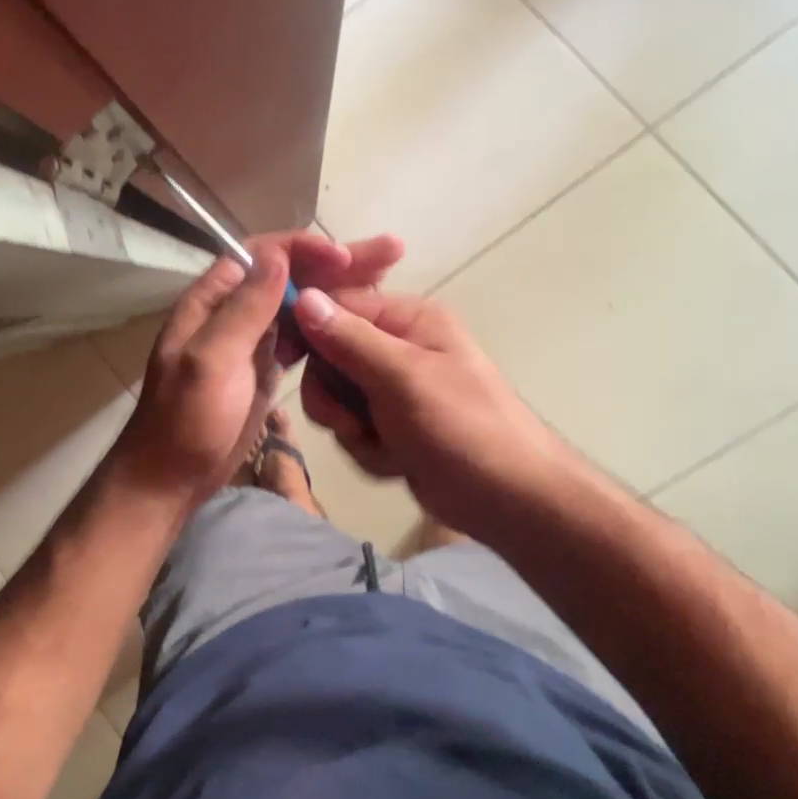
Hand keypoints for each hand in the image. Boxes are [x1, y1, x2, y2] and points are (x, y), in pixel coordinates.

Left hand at [107, 232, 402, 508]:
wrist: (172, 477)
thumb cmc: (185, 420)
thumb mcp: (211, 361)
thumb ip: (243, 310)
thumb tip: (277, 256)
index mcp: (209, 303)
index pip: (260, 255)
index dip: (303, 249)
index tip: (345, 257)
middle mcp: (230, 313)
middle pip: (287, 274)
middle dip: (335, 262)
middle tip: (391, 252)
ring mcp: (249, 341)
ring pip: (298, 303)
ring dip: (339, 289)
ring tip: (388, 278)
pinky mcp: (264, 368)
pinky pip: (300, 337)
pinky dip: (329, 326)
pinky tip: (362, 325)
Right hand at [292, 285, 599, 539]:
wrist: (510, 501)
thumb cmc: (464, 429)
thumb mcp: (402, 378)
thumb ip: (349, 339)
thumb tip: (302, 296)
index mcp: (408, 320)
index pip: (334, 307)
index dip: (306, 332)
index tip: (288, 361)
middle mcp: (398, 347)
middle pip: (326, 358)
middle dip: (334, 398)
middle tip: (353, 422)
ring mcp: (393, 389)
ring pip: (334, 399)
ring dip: (353, 430)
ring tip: (388, 447)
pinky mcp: (391, 425)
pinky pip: (351, 429)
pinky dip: (368, 450)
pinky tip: (398, 462)